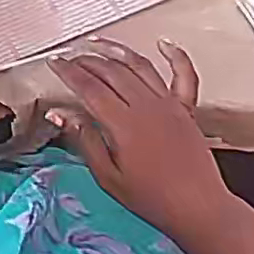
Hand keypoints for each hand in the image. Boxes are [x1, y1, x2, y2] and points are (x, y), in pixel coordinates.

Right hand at [49, 39, 237, 238]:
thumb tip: (59, 114)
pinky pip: (183, 76)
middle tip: (68, 57)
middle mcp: (146, 106)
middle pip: (111, 72)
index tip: (54, 63)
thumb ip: (84, 140)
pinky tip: (163, 44)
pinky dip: (175, 56)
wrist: (199, 210)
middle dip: (85, 60)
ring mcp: (169, 104)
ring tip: (96, 43)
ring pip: (139, 66)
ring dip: (115, 50)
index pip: (89, 87)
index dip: (68, 72)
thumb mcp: (107, 176)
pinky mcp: (187, 109)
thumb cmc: (151, 198)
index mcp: (124, 123)